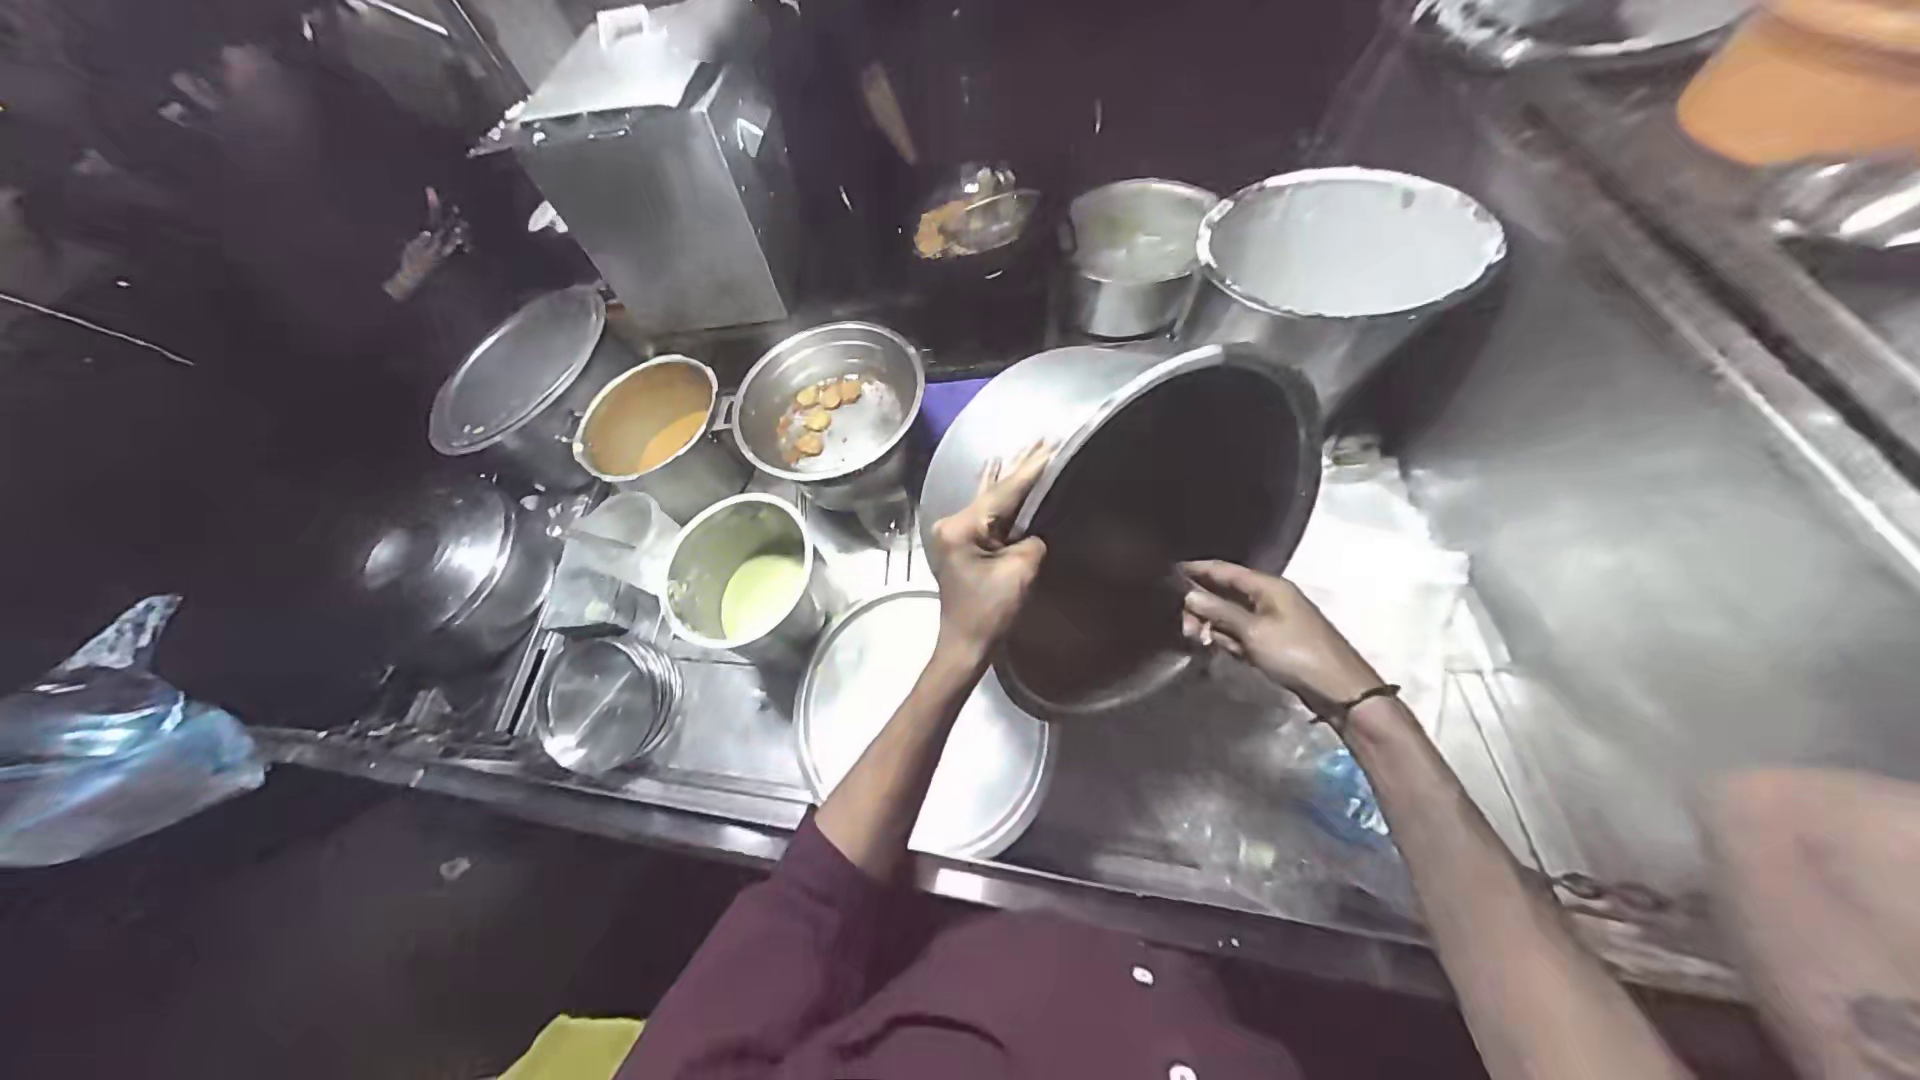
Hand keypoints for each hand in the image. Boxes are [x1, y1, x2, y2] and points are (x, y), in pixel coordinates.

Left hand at [928, 442, 1051, 654]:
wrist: (965, 643)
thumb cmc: (990, 611)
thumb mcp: (1020, 571)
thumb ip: (1031, 541)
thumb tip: (1030, 533)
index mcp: (962, 528)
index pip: (1004, 493)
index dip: (1031, 471)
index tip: (1051, 446)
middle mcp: (952, 523)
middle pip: (993, 491)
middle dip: (1020, 467)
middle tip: (1043, 439)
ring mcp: (953, 532)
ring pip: (987, 498)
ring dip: (1009, 478)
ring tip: (1026, 450)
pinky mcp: (960, 543)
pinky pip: (983, 511)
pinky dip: (997, 495)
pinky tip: (996, 472)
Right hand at [1179, 560, 1382, 710]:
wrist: (1338, 689)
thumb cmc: (1295, 653)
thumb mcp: (1252, 632)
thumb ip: (1219, 612)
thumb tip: (1189, 595)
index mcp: (1267, 586)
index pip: (1223, 570)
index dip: (1195, 569)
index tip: (1168, 573)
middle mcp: (1269, 596)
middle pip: (1224, 593)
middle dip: (1202, 608)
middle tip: (1187, 630)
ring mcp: (1272, 618)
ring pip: (1231, 615)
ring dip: (1216, 627)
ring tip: (1204, 643)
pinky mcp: (1274, 638)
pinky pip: (1242, 632)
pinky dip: (1231, 640)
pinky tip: (1228, 651)